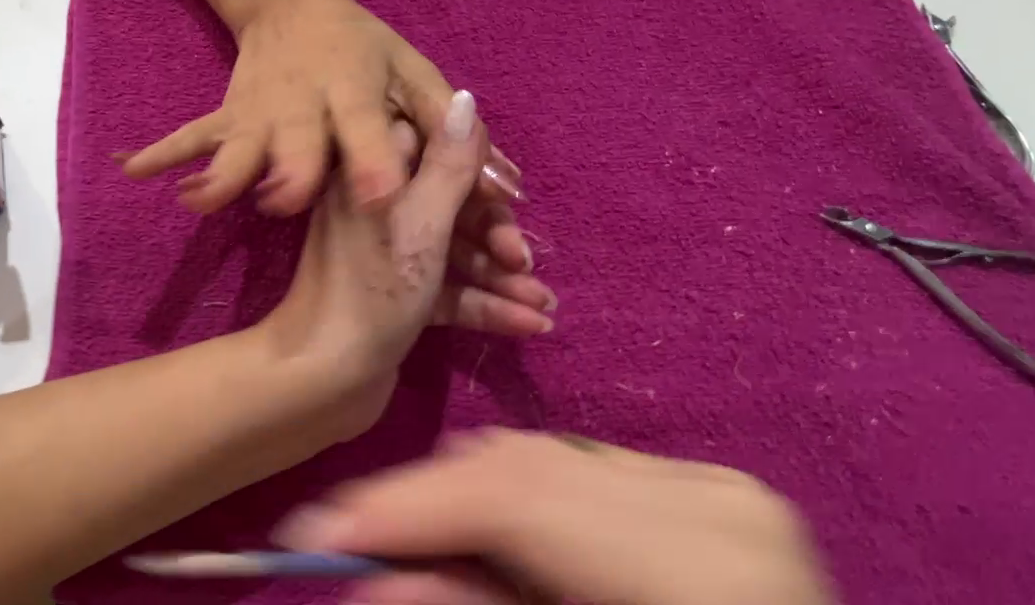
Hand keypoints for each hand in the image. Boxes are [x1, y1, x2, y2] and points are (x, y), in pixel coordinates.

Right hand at [124, 0, 520, 216]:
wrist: (290, 3)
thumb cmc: (361, 44)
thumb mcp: (413, 70)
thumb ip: (453, 128)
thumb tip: (515, 188)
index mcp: (354, 90)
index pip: (365, 127)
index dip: (373, 161)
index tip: (378, 199)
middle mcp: (303, 104)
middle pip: (292, 145)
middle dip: (287, 177)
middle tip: (278, 204)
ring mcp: (257, 111)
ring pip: (233, 145)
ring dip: (218, 175)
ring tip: (199, 202)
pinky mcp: (226, 116)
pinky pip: (190, 136)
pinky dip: (161, 154)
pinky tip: (132, 171)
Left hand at [259, 95, 551, 432]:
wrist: (324, 376)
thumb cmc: (372, 288)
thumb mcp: (419, 221)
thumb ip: (448, 163)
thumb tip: (465, 96)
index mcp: (366, 178)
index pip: (427, 146)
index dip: (471, 162)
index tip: (510, 186)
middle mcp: (372, 209)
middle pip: (447, 202)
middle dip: (492, 228)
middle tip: (521, 257)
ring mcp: (383, 255)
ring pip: (452, 249)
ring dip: (499, 273)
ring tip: (544, 302)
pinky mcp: (395, 297)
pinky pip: (447, 289)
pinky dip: (485, 303)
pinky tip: (530, 324)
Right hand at [276, 430, 833, 604]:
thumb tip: (367, 579)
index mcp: (701, 574)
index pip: (517, 500)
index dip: (408, 507)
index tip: (318, 531)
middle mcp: (712, 507)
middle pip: (520, 467)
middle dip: (422, 500)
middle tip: (349, 535)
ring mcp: (716, 487)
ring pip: (540, 455)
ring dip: (463, 490)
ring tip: (418, 538)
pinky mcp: (709, 487)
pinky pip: (577, 464)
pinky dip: (519, 490)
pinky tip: (498, 530)